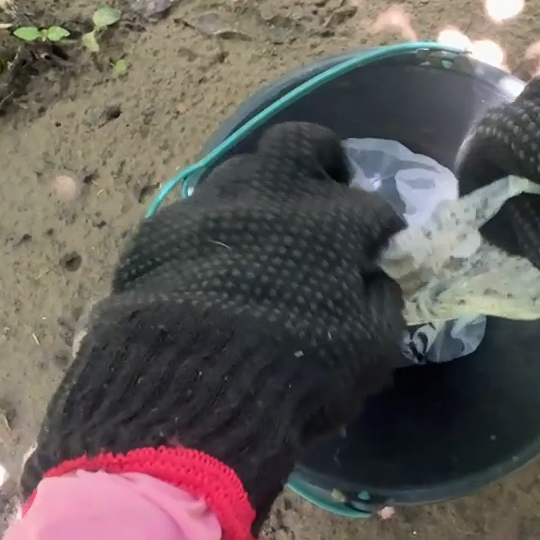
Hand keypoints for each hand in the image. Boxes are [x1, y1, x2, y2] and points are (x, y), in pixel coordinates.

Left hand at [24, 122, 404, 530]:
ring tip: (260, 232)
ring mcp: (211, 207)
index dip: (380, 229)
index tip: (378, 247)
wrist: (187, 396)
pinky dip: (212, 232)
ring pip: (241, 171)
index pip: (373, 207)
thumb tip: (372, 278)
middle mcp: (274, 197)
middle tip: (321, 193)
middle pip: (300, 143)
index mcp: (333, 223)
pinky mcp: (158, 231)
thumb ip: (380, 301)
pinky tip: (208, 265)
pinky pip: (194, 215)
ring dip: (260, 194)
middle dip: (320, 158)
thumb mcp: (369, 351)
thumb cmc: (297, 376)